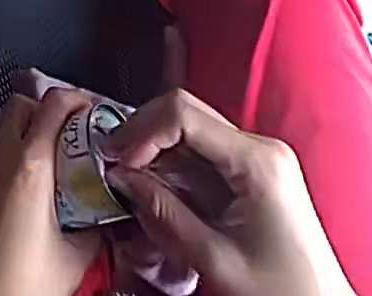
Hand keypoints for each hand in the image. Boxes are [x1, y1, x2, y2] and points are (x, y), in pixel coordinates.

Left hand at [0, 89, 101, 295]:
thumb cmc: (21, 284)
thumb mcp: (73, 258)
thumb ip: (93, 225)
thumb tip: (104, 210)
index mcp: (30, 164)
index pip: (53, 106)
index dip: (75, 98)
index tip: (89, 108)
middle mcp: (0, 152)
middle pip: (23, 102)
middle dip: (47, 109)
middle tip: (68, 130)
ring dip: (21, 119)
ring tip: (41, 144)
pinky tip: (13, 162)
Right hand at [103, 90, 353, 295]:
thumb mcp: (217, 262)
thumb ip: (164, 214)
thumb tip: (121, 177)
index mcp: (259, 162)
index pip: (182, 113)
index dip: (141, 131)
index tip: (118, 159)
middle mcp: (259, 148)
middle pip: (180, 110)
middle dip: (140, 134)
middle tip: (113, 162)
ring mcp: (254, 156)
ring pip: (183, 128)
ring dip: (150, 148)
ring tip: (128, 178)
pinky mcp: (247, 170)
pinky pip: (194, 150)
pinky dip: (166, 163)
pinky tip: (152, 185)